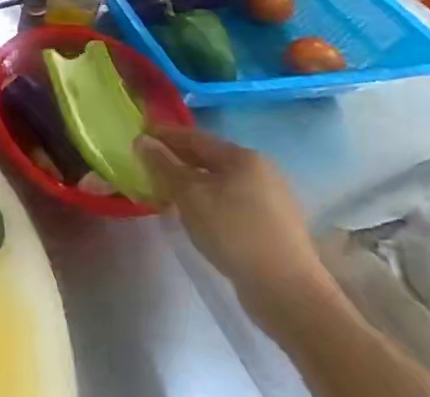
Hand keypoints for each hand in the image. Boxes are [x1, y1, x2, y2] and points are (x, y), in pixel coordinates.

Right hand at [137, 124, 327, 305]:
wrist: (289, 293)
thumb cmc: (234, 232)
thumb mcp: (190, 195)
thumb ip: (164, 166)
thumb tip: (142, 140)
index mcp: (243, 157)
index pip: (195, 137)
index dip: (165, 136)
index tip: (140, 137)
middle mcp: (261, 172)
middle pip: (209, 159)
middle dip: (178, 162)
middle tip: (149, 167)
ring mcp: (272, 201)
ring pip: (221, 184)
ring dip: (192, 186)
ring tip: (167, 195)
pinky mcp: (274, 228)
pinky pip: (232, 205)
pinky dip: (210, 204)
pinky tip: (197, 219)